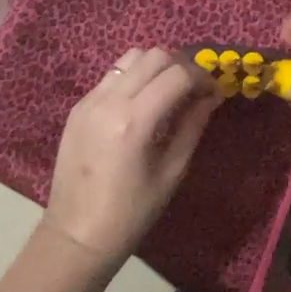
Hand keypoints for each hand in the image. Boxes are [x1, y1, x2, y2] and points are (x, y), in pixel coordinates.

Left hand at [43, 48, 220, 265]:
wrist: (75, 236)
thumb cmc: (130, 214)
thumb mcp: (171, 172)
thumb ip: (192, 126)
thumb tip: (212, 96)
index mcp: (134, 120)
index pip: (177, 74)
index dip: (202, 77)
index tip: (215, 91)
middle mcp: (109, 100)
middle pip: (154, 55)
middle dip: (181, 65)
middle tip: (194, 88)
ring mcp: (89, 100)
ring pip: (130, 58)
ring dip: (155, 66)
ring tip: (168, 90)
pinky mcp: (78, 107)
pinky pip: (112, 76)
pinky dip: (133, 78)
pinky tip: (141, 103)